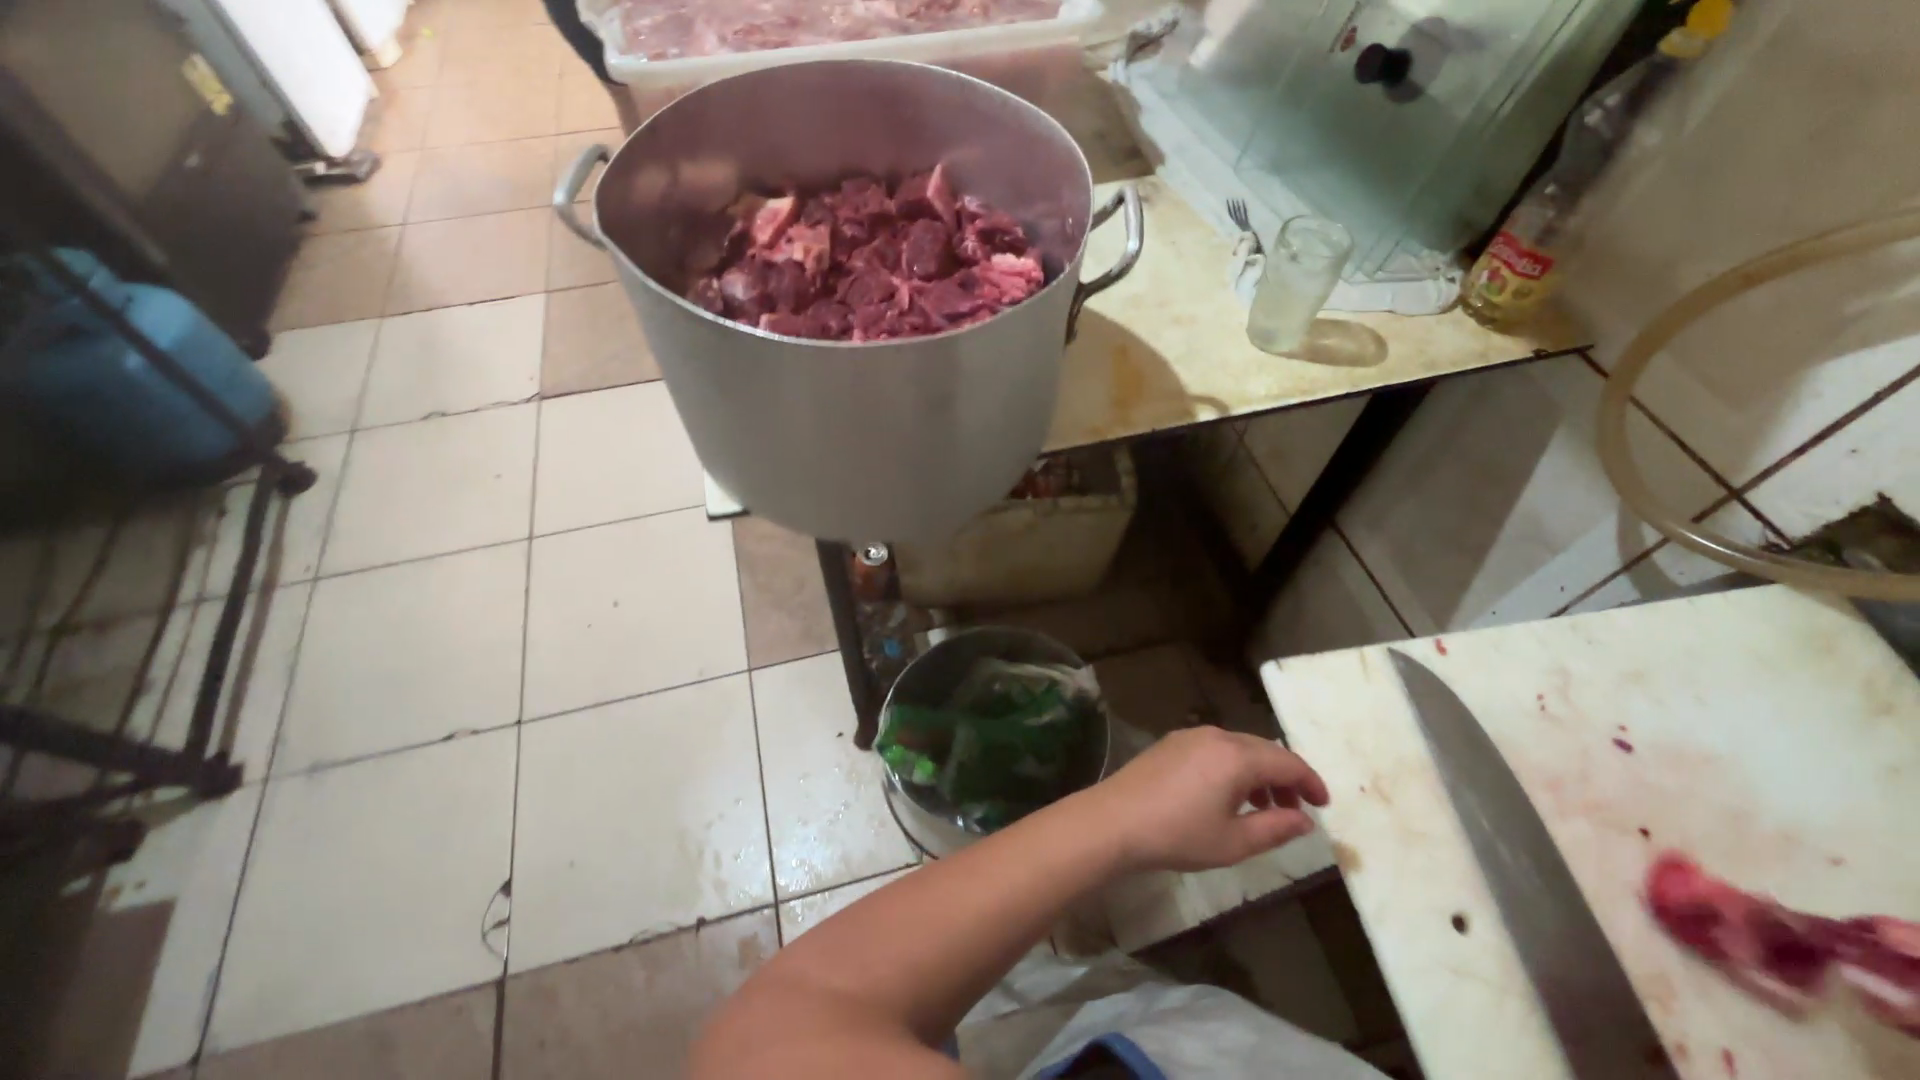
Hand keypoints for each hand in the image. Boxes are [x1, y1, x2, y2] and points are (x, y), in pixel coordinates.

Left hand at [1081, 726, 1329, 873]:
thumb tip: (1304, 820)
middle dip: (1285, 778)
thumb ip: (1275, 828)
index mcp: (1237, 756)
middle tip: (1295, 810)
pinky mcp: (1170, 744)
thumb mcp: (1233, 842)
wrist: (1113, 822)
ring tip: (1262, 809)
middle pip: (1263, 750)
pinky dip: (1233, 768)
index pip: (1288, 762)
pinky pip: (1215, 749)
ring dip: (1258, 774)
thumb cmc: (1177, 834)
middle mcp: (1216, 736)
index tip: (1323, 805)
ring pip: (1238, 748)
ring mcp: (1189, 737)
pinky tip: (1227, 797)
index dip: (1310, 782)